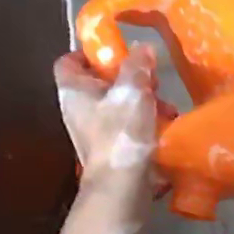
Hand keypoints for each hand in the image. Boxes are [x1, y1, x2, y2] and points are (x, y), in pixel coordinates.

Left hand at [54, 43, 159, 193]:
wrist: (122, 185)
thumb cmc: (120, 133)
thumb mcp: (133, 90)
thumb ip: (137, 65)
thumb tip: (142, 47)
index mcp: (74, 91)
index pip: (68, 61)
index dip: (90, 52)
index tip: (118, 51)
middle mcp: (78, 109)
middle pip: (99, 81)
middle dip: (128, 77)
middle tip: (151, 79)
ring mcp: (93, 129)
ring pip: (116, 103)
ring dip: (142, 99)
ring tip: (165, 105)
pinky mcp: (109, 146)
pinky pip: (125, 123)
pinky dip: (144, 119)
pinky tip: (165, 124)